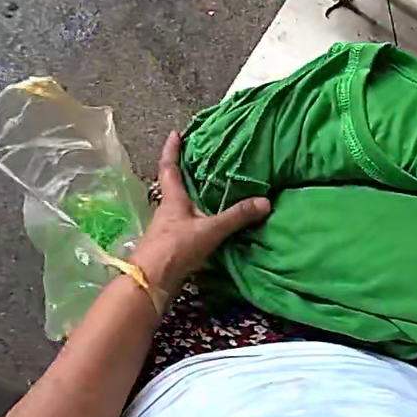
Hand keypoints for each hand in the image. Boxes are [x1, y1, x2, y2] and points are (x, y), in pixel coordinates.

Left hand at [129, 132, 270, 292]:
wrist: (151, 282)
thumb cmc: (175, 248)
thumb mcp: (210, 230)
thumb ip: (236, 217)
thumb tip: (265, 202)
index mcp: (173, 200)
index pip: (170, 168)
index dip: (172, 150)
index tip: (176, 134)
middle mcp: (166, 211)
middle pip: (173, 187)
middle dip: (183, 174)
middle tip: (198, 162)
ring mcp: (166, 230)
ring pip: (178, 208)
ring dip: (189, 199)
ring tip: (207, 192)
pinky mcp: (169, 247)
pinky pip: (184, 226)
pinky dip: (194, 221)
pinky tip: (205, 226)